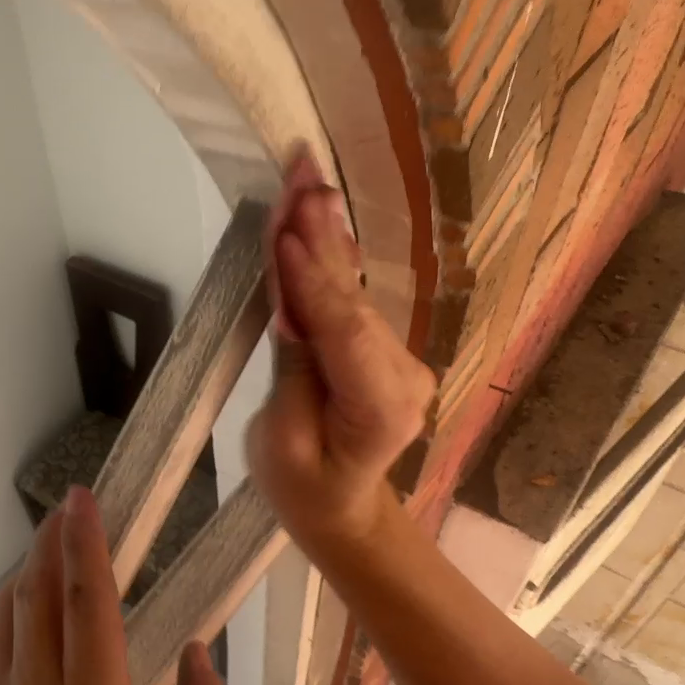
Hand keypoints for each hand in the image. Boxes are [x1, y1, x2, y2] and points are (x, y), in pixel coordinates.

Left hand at [0, 486, 239, 684]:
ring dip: (31, 568)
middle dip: (54, 539)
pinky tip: (27, 591)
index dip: (86, 545)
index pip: (87, 606)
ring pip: (8, 611)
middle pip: (39, 594)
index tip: (84, 501)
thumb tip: (194, 650)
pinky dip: (8, 603)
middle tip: (72, 504)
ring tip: (54, 540)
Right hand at [247, 155, 434, 558]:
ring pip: (351, 292)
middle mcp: (402, 374)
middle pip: (352, 299)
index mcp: (382, 408)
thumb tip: (290, 311)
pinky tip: (319, 215)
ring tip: (306, 181)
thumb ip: (293, 376)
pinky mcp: (381, 348)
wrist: (340, 509)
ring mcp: (397, 357)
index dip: (311, 282)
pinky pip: (349, 300)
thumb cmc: (303, 490)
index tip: (284, 233)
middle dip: (322, 237)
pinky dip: (329, 258)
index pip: (342, 332)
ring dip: (324, 236)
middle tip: (301, 175)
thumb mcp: (282, 445)